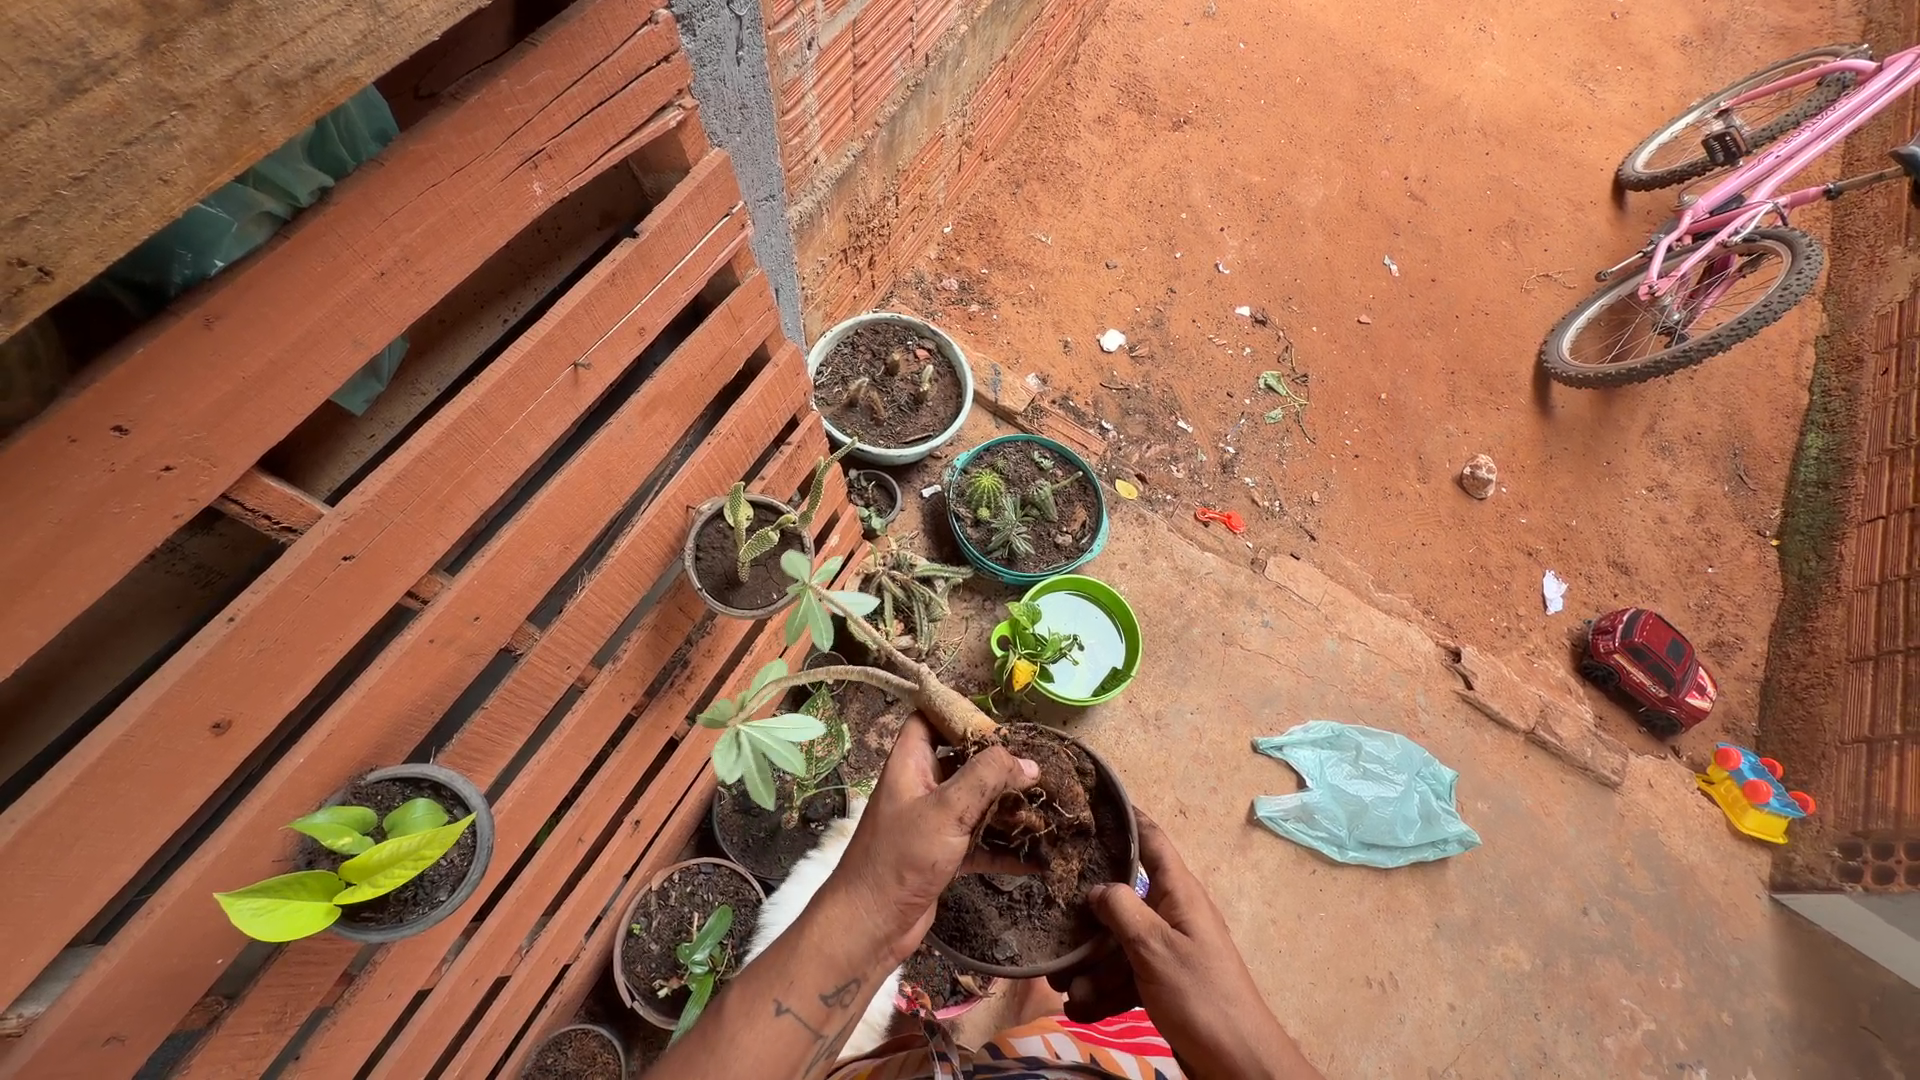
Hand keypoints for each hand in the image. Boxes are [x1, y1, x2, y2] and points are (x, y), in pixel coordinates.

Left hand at [825, 715, 1038, 964]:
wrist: (870, 925)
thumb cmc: (900, 858)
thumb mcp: (947, 810)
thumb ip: (987, 778)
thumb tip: (1028, 763)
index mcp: (910, 764)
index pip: (929, 719)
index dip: (957, 713)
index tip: (997, 722)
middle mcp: (920, 787)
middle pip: (961, 761)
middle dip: (997, 764)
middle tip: (1035, 767)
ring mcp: (931, 822)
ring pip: (975, 802)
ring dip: (1007, 807)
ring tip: (1045, 808)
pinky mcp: (942, 855)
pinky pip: (979, 842)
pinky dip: (1003, 848)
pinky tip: (1037, 857)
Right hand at [1050, 811, 1321, 1079]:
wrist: (1240, 1067)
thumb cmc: (1201, 995)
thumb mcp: (1155, 947)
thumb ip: (1122, 909)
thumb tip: (1096, 888)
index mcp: (1178, 891)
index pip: (1150, 837)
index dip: (1124, 815)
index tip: (1089, 800)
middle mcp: (1172, 913)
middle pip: (1122, 898)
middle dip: (1086, 918)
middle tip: (1052, 927)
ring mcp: (1168, 950)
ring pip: (1118, 944)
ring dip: (1090, 966)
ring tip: (1062, 986)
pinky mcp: (1164, 984)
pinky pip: (1126, 978)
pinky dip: (1105, 992)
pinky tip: (1080, 1009)